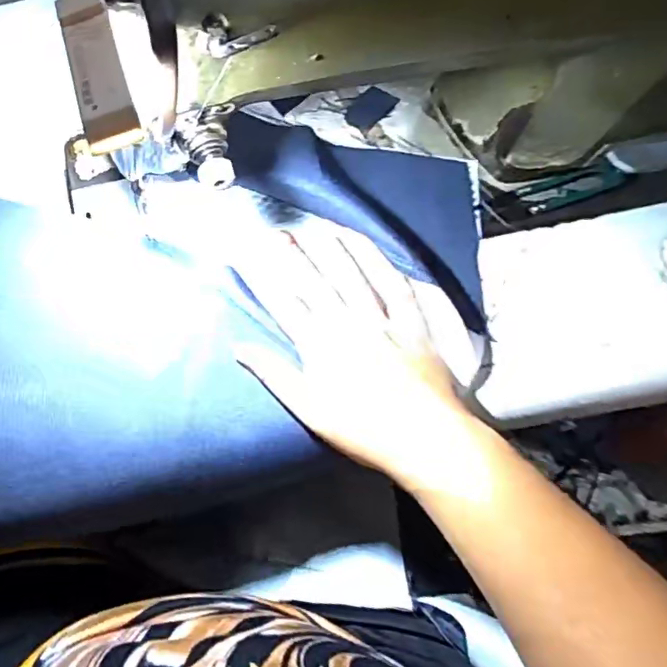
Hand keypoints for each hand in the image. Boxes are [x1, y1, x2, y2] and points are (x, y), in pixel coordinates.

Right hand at [232, 222, 468, 482]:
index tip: (244, 253)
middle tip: (277, 230)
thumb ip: (273, 374)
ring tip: (314, 226)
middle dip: (292, 253)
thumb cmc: (363, 430)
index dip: (261, 275)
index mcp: (318, 345)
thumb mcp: (309, 410)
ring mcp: (380, 320)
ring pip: (351, 274)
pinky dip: (377, 260)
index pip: (282, 301)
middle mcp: (346, 323)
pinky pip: (392, 284)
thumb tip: (238, 348)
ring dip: (330, 247)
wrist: (428, 440)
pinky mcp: (411, 323)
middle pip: (314, 280)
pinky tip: (364, 243)